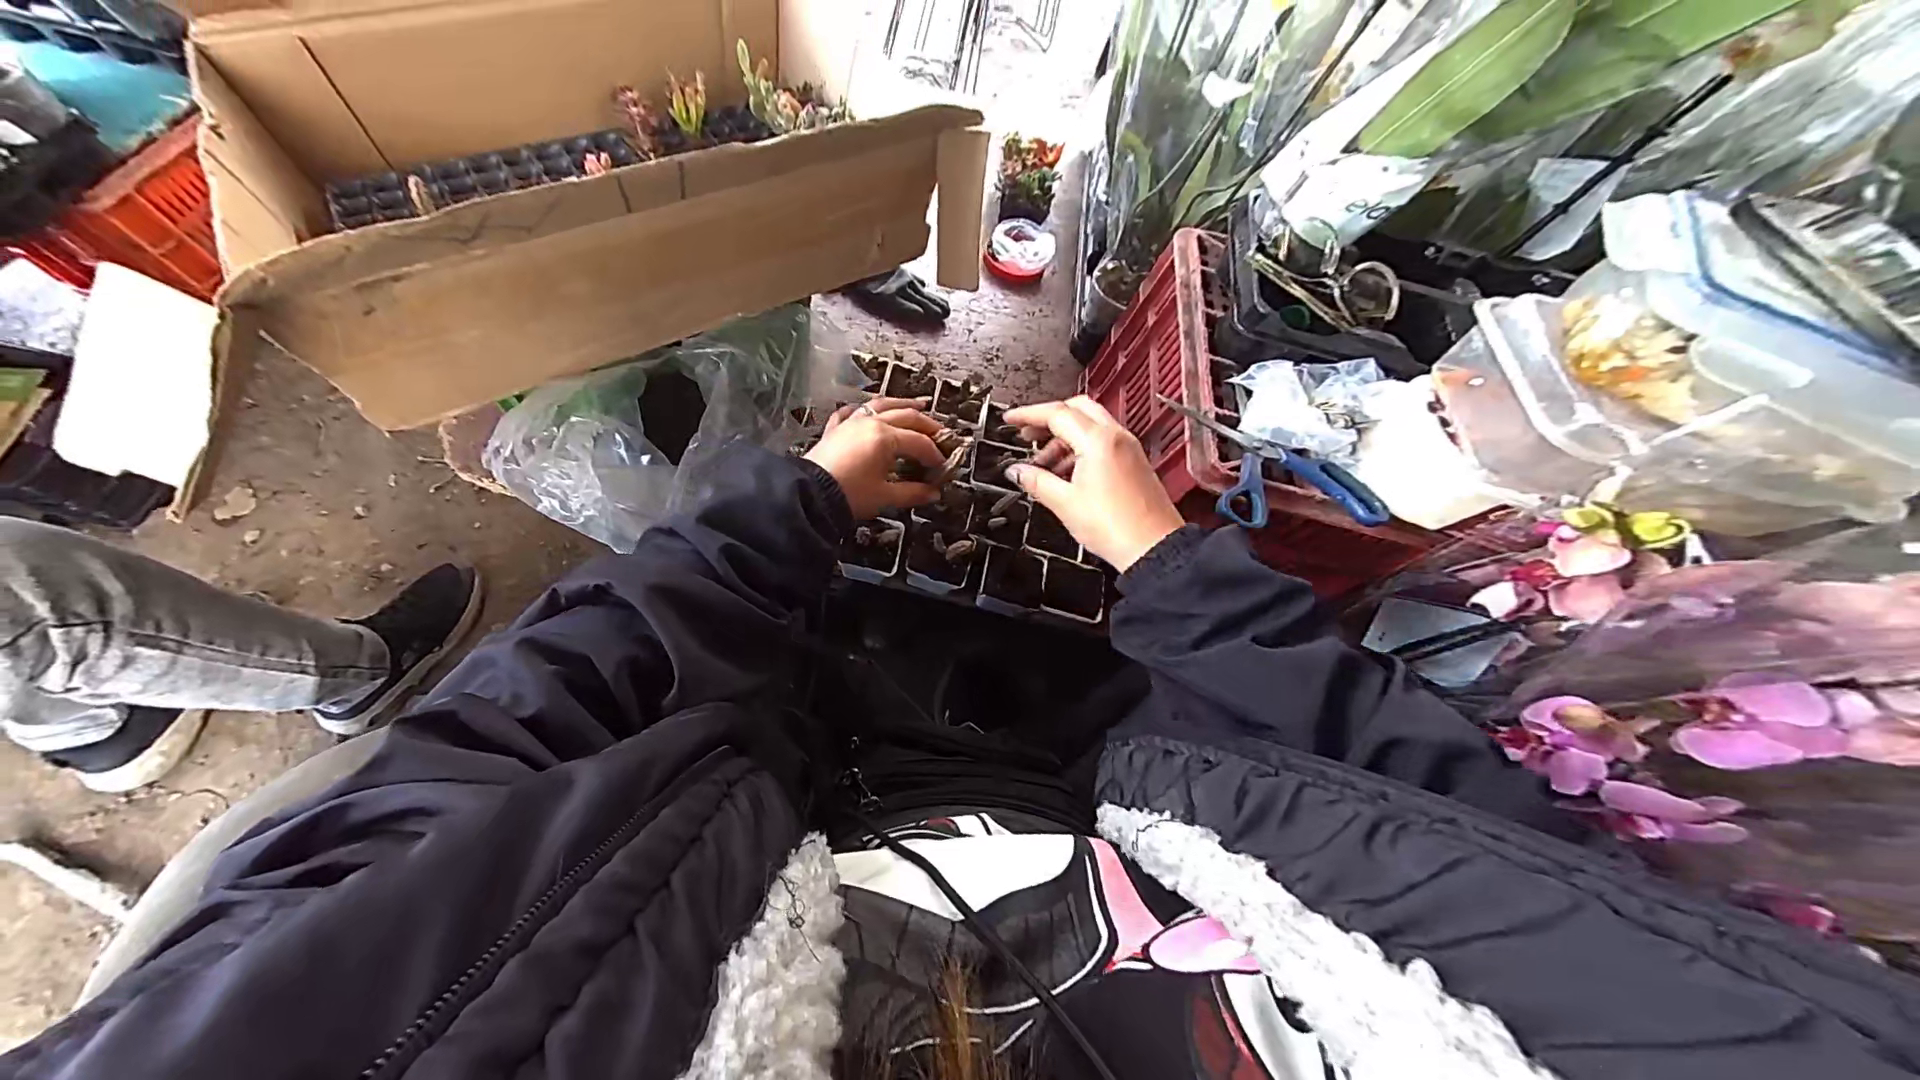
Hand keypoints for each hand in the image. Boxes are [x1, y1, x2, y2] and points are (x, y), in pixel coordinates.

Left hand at [806, 398, 946, 519]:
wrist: (808, 495)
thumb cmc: (849, 495)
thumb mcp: (885, 496)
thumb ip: (912, 493)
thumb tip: (933, 493)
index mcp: (886, 437)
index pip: (919, 441)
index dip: (934, 453)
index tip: (942, 465)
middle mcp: (870, 423)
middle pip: (905, 415)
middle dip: (926, 423)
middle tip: (941, 432)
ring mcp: (850, 423)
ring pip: (880, 405)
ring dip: (901, 403)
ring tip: (917, 404)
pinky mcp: (834, 430)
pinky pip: (852, 412)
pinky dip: (864, 409)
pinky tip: (868, 411)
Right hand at [1003, 397, 1184, 570]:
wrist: (1153, 548)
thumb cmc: (1117, 528)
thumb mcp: (1064, 503)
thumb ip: (1036, 481)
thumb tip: (1017, 471)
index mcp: (1098, 441)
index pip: (1056, 413)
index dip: (1028, 414)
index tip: (1011, 420)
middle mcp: (1116, 437)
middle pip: (1076, 409)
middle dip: (1048, 418)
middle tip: (1027, 434)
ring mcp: (1128, 449)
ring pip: (1090, 426)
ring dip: (1064, 437)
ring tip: (1043, 463)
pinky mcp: (1134, 463)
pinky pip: (1103, 443)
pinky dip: (1081, 449)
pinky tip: (1067, 472)